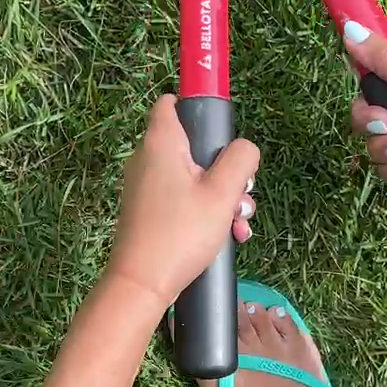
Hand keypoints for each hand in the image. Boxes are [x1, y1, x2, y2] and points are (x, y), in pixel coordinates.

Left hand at [105, 95, 259, 304]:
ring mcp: (145, 187)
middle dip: (225, 169)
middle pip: (193, 146)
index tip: (221, 131)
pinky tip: (227, 238)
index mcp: (161, 143)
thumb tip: (244, 149)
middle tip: (240, 194)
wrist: (142, 284)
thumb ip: (241, 159)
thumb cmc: (181, 233)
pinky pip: (182, 200)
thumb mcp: (222, 193)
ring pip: (193, 178)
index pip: (171, 103)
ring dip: (221, 198)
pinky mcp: (147, 211)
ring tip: (237, 224)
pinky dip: (204, 212)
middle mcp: (147, 159)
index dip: (197, 108)